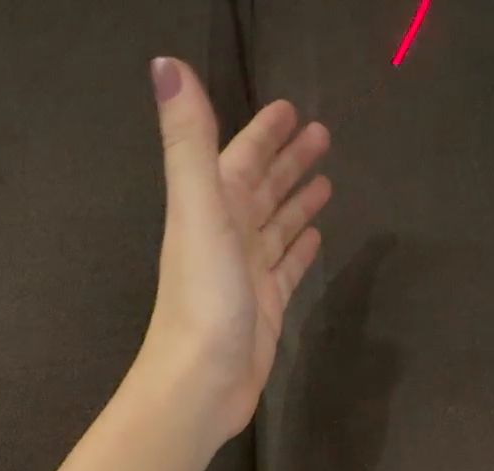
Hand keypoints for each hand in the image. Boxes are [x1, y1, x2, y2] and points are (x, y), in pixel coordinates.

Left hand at [139, 58, 332, 440]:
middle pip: (261, 189)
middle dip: (288, 162)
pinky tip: (315, 235)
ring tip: (326, 181)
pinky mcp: (265, 308)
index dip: (263, 134)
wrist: (200, 382)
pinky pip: (286, 267)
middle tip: (324, 136)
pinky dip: (299, 248)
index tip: (291, 111)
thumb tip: (167, 65)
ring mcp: (247, 274)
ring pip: (276, 226)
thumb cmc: (203, 298)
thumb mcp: (196, 211)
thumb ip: (189, 142)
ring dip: (296, 201)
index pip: (240, 158)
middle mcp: (227, 236)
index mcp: (211, 208)